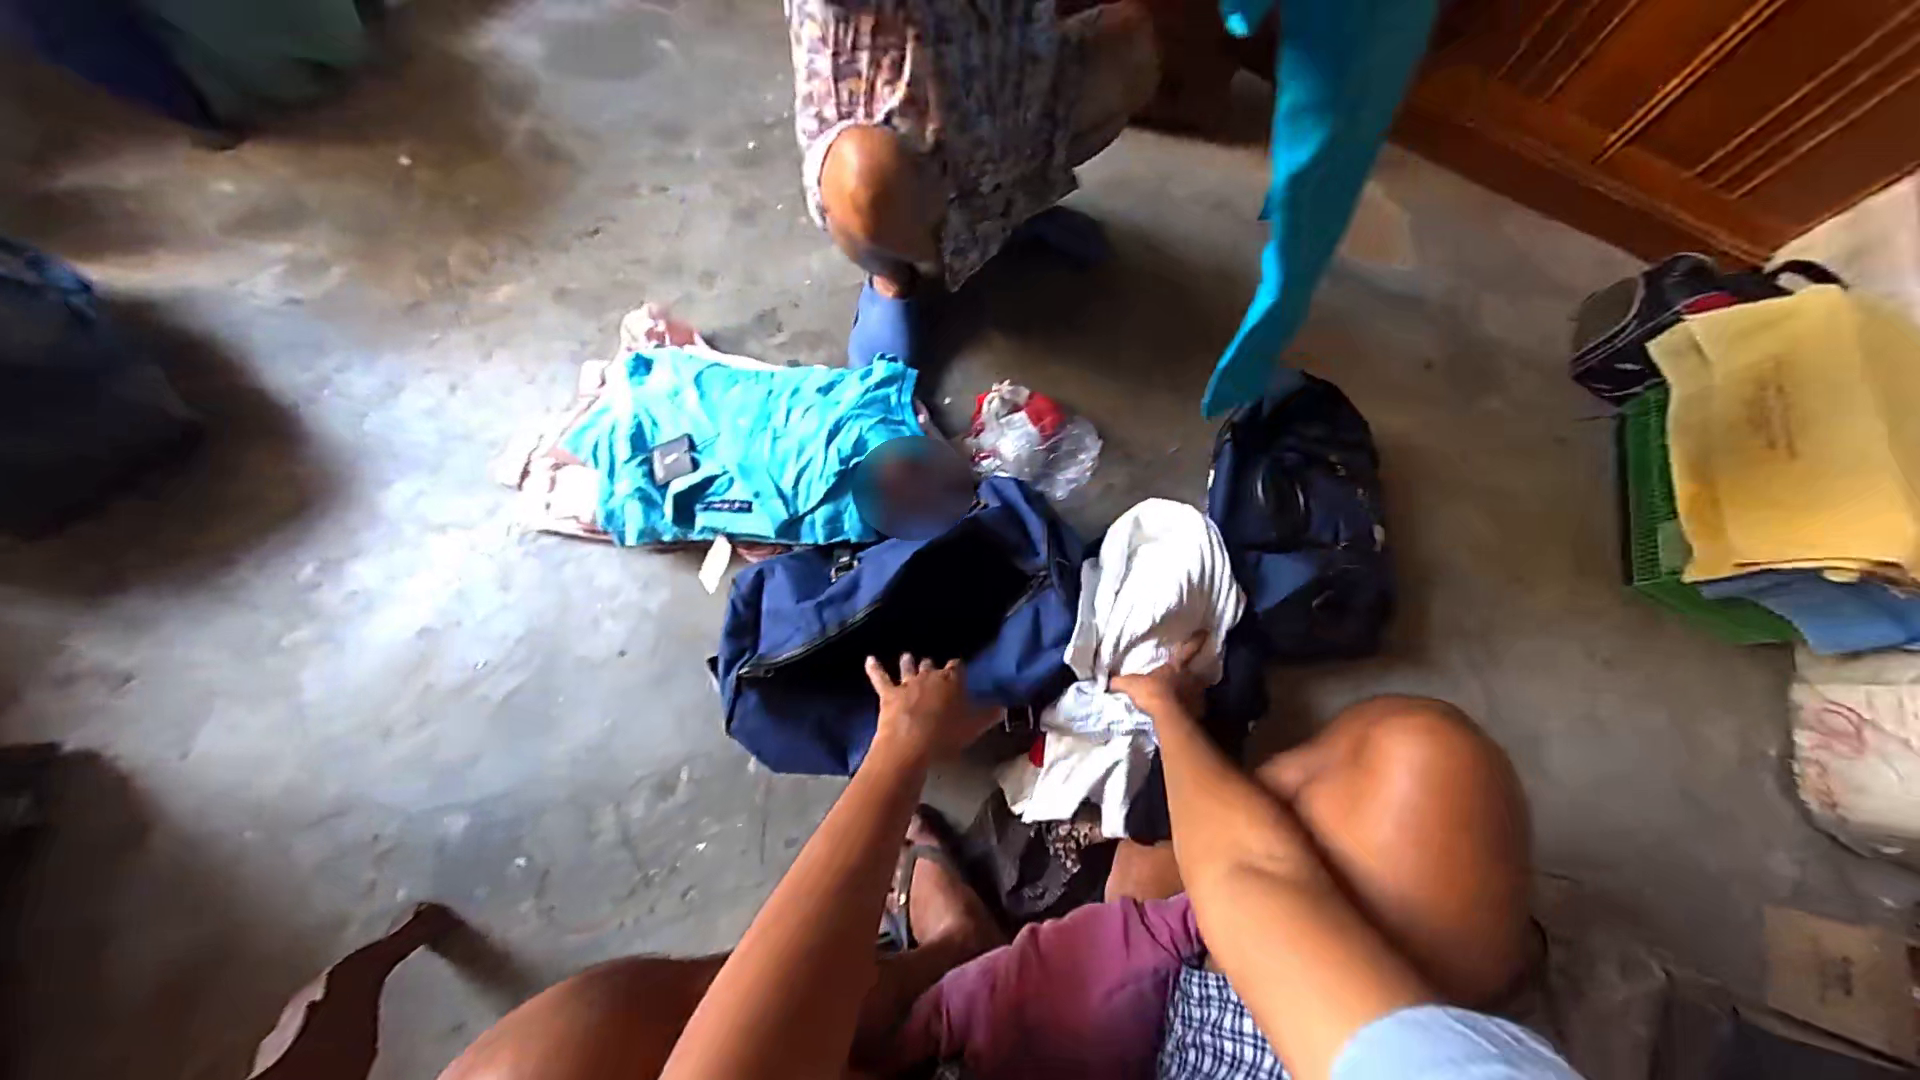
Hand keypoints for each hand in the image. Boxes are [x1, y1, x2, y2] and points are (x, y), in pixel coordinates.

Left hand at [865, 654, 997, 762]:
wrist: (911, 742)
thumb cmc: (946, 734)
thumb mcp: (974, 727)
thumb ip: (988, 715)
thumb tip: (1003, 707)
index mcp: (952, 681)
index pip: (957, 667)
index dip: (958, 668)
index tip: (959, 669)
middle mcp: (929, 676)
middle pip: (932, 666)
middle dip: (932, 666)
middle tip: (932, 665)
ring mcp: (907, 683)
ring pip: (908, 667)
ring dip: (908, 662)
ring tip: (907, 656)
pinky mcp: (888, 694)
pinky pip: (880, 677)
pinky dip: (874, 668)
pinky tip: (869, 659)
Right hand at [1110, 631, 1209, 717]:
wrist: (1170, 716)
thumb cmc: (1152, 693)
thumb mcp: (1130, 685)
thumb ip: (1119, 682)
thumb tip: (1107, 681)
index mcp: (1175, 666)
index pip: (1187, 649)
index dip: (1196, 640)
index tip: (1205, 632)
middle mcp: (1190, 677)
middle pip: (1195, 672)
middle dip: (1192, 674)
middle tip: (1188, 677)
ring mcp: (1198, 694)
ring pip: (1197, 690)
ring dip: (1191, 692)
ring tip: (1184, 699)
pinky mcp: (1201, 710)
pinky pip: (1197, 707)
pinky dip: (1191, 709)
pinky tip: (1183, 713)